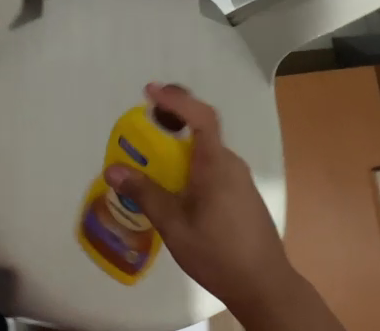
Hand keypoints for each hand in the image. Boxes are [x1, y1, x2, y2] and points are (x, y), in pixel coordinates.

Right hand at [103, 83, 293, 313]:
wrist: (266, 287)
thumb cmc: (218, 253)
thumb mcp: (174, 225)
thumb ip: (145, 194)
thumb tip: (113, 170)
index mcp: (216, 163)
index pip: (200, 116)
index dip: (176, 99)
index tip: (150, 91)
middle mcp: (231, 164)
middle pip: (201, 130)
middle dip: (172, 122)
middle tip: (143, 128)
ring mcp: (240, 180)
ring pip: (206, 152)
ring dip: (180, 149)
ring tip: (153, 163)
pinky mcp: (242, 196)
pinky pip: (213, 169)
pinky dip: (191, 167)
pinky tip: (177, 192)